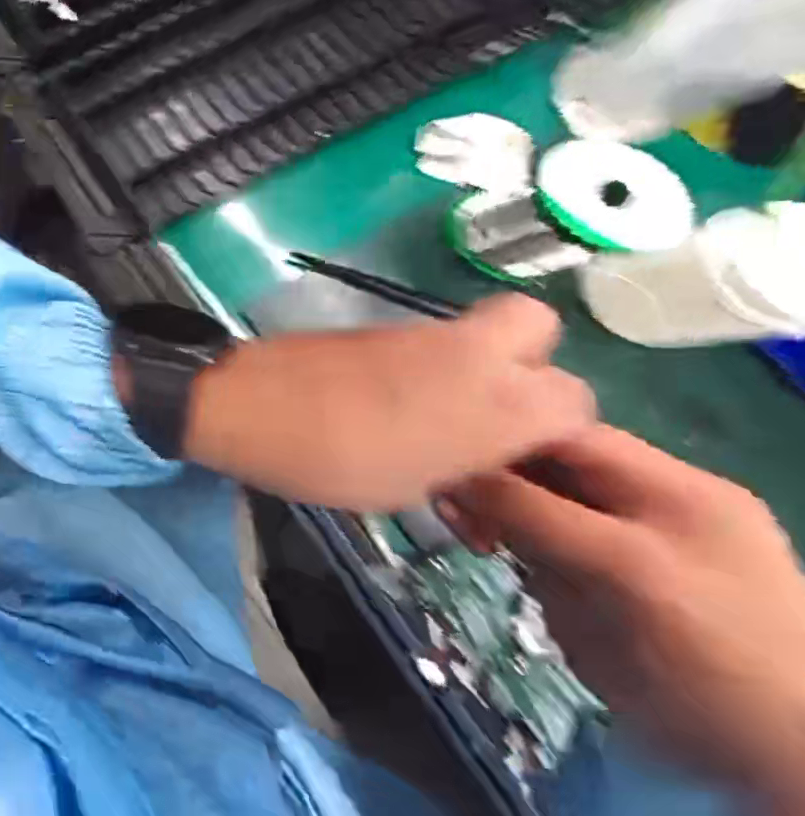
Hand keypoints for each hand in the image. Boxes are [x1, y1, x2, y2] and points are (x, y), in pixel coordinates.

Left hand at [182, 294, 595, 509]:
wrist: (238, 404)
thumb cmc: (328, 460)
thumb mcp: (408, 489)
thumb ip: (463, 470)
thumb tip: (476, 469)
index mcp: (499, 402)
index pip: (576, 399)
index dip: (553, 427)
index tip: (512, 454)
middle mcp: (468, 352)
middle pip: (534, 328)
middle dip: (524, 367)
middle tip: (484, 410)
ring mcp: (411, 332)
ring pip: (471, 333)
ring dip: (465, 365)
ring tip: (425, 413)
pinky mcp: (365, 326)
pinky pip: (418, 339)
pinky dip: (418, 362)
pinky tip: (382, 400)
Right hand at [450, 428, 804, 811]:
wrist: (753, 757)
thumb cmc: (708, 654)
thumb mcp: (621, 569)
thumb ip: (530, 510)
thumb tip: (442, 469)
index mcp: (671, 485)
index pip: (561, 428)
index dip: (496, 430)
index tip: (440, 452)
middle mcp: (638, 500)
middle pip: (536, 458)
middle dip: (482, 471)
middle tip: (446, 503)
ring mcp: (608, 536)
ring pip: (519, 492)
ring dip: (479, 503)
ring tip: (466, 534)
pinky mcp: (579, 568)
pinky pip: (520, 527)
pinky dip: (489, 528)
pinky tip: (481, 549)